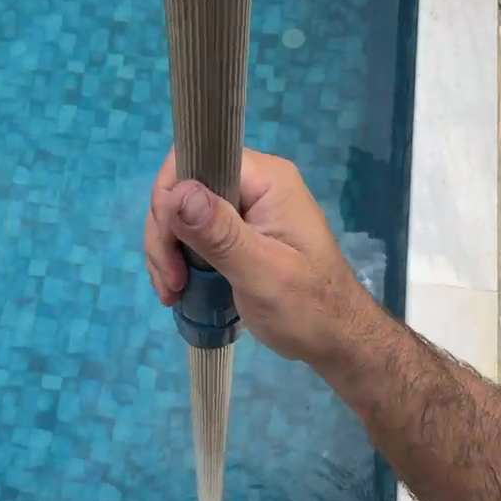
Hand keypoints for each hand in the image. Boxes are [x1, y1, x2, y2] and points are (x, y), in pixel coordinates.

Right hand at [142, 148, 380, 366]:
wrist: (336, 340)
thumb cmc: (308, 310)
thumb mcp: (261, 274)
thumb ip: (220, 233)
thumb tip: (176, 194)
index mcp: (267, 180)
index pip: (196, 160)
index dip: (169, 200)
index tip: (168, 250)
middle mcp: (256, 183)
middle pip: (183, 188)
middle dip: (165, 236)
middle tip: (170, 284)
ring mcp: (248, 207)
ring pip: (183, 213)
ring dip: (168, 252)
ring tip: (173, 292)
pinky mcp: (240, 231)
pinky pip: (195, 233)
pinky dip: (179, 259)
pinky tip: (179, 288)